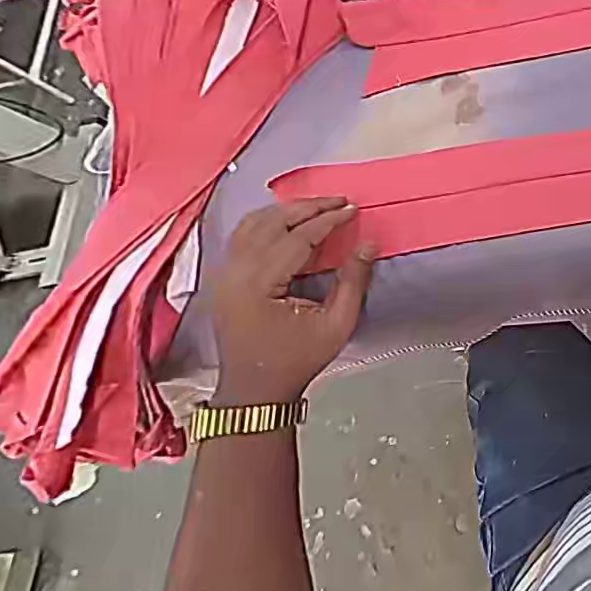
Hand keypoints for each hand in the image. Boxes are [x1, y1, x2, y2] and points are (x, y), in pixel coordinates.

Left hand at [207, 199, 376, 405]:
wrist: (255, 389)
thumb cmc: (296, 360)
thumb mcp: (336, 325)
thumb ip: (352, 282)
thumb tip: (367, 245)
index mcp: (259, 285)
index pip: (296, 238)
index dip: (327, 220)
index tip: (352, 210)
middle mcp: (234, 272)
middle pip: (271, 222)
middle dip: (307, 207)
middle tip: (339, 201)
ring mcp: (223, 273)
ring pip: (252, 224)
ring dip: (286, 211)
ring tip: (318, 207)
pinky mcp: (223, 276)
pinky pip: (243, 235)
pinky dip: (269, 222)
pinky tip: (290, 222)